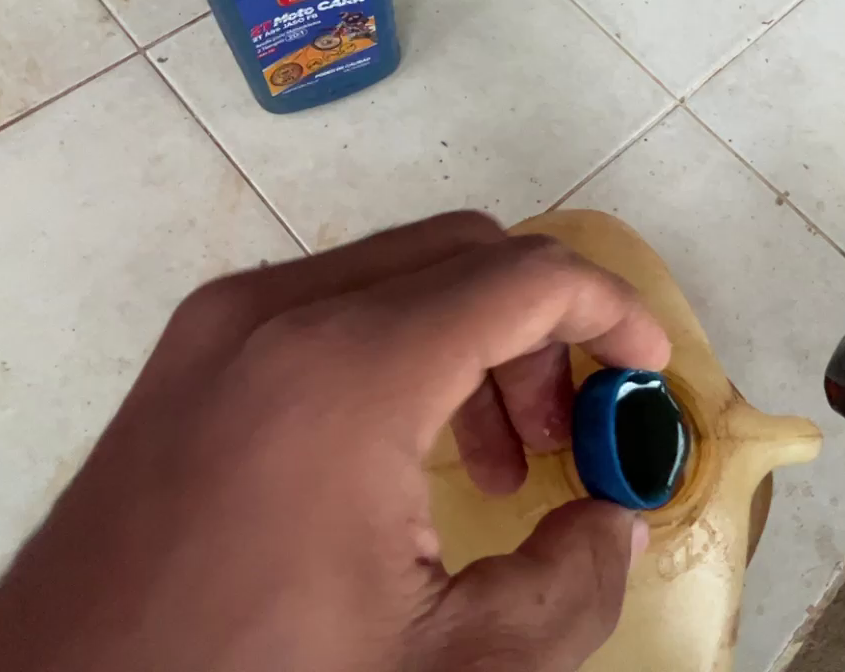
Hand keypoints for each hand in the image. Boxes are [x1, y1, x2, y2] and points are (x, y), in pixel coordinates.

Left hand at [0, 212, 668, 671]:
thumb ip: (565, 590)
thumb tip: (615, 518)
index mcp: (349, 367)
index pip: (525, 277)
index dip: (610, 308)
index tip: (648, 365)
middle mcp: (284, 308)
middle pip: (469, 253)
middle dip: (546, 326)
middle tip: (563, 434)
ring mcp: (227, 317)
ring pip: (405, 269)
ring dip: (477, 336)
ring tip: (494, 459)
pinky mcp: (196, 346)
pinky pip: (341, 302)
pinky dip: (408, 344)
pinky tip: (407, 447)